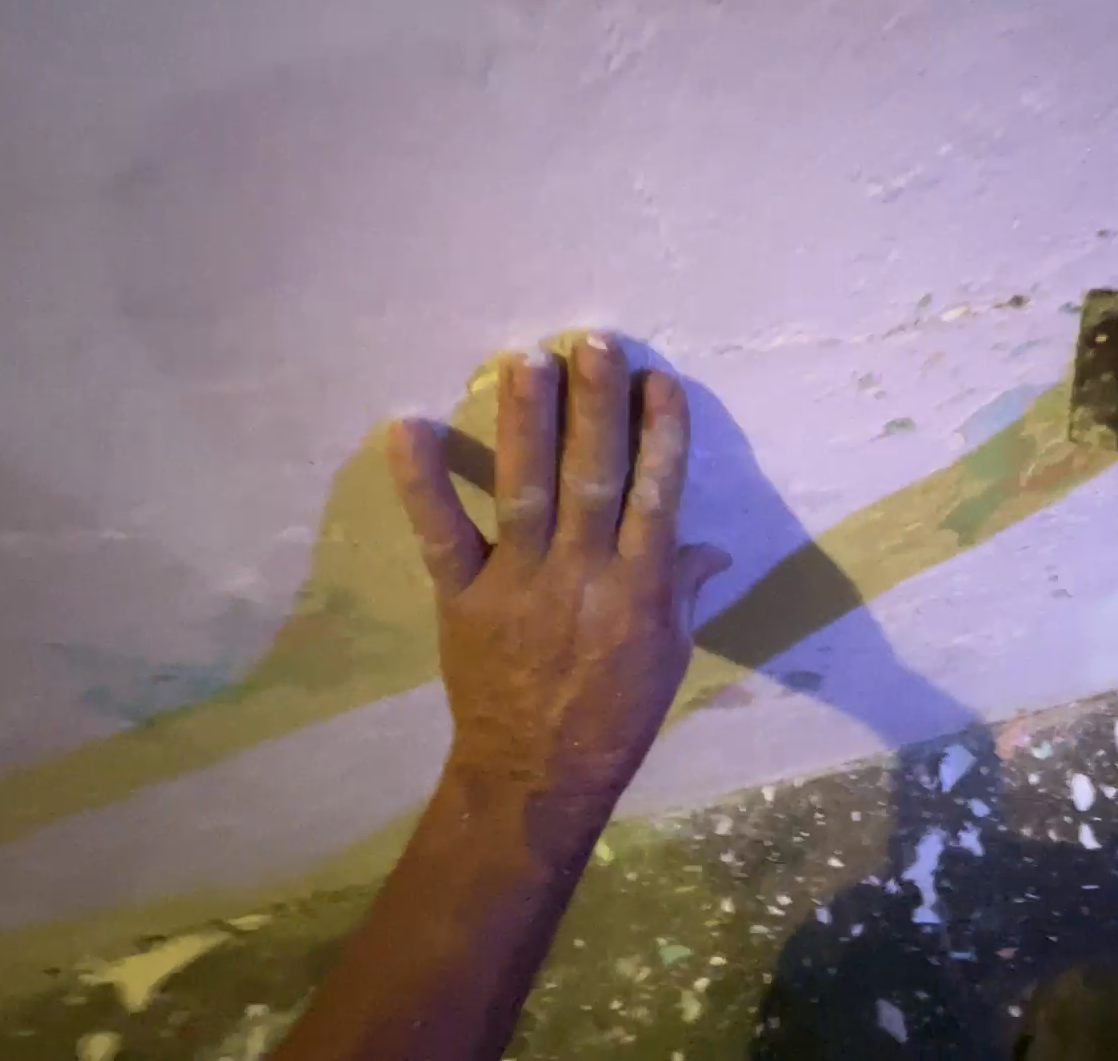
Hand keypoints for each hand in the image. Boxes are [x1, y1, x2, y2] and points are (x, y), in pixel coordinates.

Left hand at [386, 335, 729, 803]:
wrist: (537, 775)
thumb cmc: (619, 714)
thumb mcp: (672, 656)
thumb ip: (686, 592)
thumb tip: (711, 546)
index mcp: (641, 588)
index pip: (656, 495)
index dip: (661, 435)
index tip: (660, 382)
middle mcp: (583, 572)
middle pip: (593, 476)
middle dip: (596, 405)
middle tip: (594, 341)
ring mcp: (518, 581)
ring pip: (524, 489)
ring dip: (524, 421)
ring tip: (524, 359)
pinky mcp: (462, 598)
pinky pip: (441, 535)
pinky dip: (421, 482)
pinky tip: (407, 425)